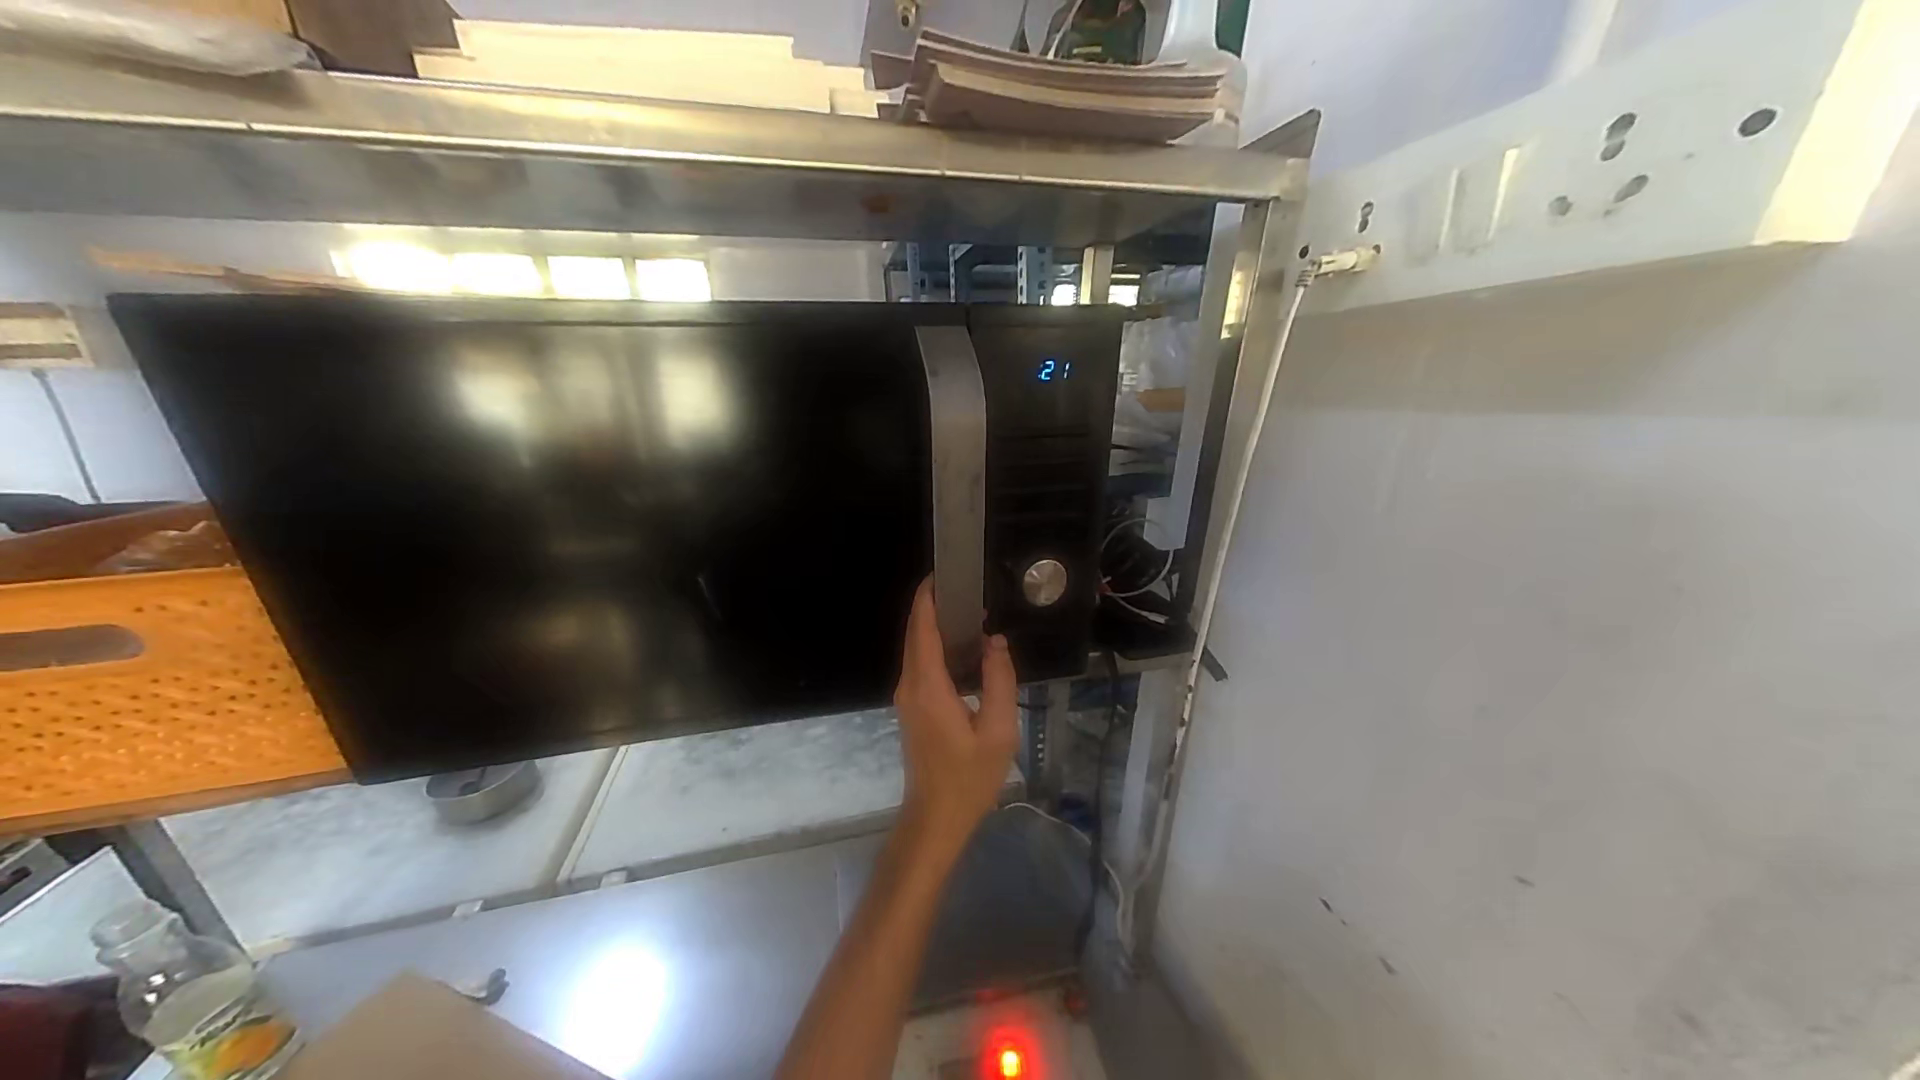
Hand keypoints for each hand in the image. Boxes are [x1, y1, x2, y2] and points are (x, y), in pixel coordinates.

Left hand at [893, 578, 1019, 857]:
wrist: (936, 817)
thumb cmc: (969, 778)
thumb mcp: (998, 731)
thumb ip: (999, 681)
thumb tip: (995, 640)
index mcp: (928, 686)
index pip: (921, 628)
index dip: (927, 597)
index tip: (943, 572)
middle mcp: (910, 685)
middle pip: (915, 632)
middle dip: (934, 604)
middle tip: (967, 585)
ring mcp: (907, 696)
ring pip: (916, 647)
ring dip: (936, 624)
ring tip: (970, 608)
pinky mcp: (912, 706)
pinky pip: (920, 663)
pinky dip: (937, 644)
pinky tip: (964, 644)